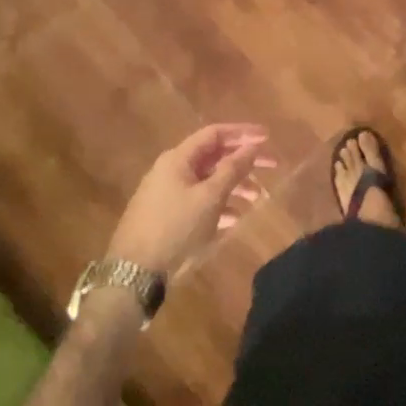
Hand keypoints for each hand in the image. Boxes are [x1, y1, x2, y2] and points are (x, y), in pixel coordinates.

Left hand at [105, 123, 276, 274]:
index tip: (268, 137)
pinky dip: (219, 205)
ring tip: (257, 198)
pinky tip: (235, 218)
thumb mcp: (209, 197)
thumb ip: (233, 169)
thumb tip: (253, 145)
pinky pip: (198, 201)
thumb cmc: (175, 227)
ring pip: (207, 181)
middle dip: (243, 162)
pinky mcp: (166, 216)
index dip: (243, 133)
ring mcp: (167, 194)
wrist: (133, 273)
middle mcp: (171, 171)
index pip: (215, 134)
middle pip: (213, 157)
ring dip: (234, 186)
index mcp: (178, 159)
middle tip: (272, 166)